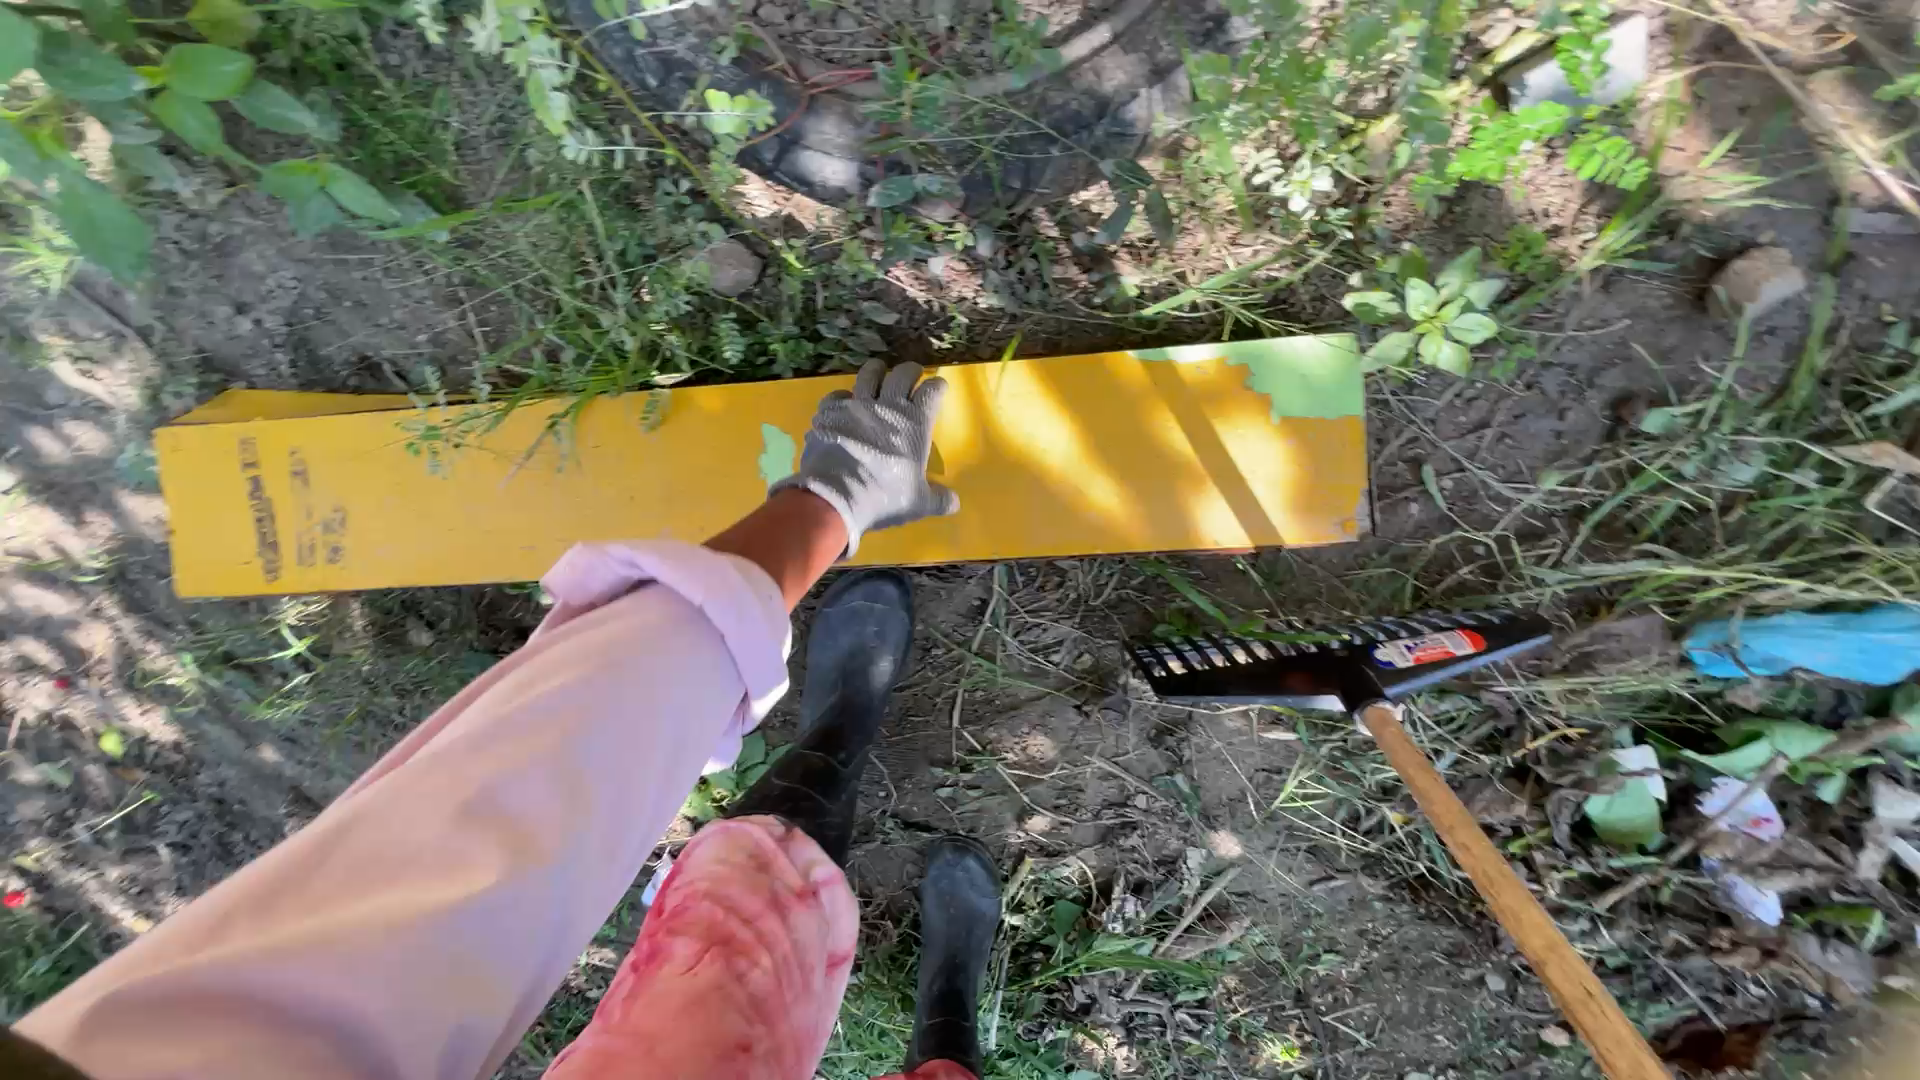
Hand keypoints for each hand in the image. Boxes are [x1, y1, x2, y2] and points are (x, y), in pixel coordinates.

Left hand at [771, 359, 957, 555]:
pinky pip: (838, 394)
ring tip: (879, 371)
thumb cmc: (885, 496)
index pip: (932, 392)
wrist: (836, 495)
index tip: (938, 387)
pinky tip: (844, 402)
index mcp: (915, 423)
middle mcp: (888, 406)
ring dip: (877, 371)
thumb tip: (954, 503)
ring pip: (869, 375)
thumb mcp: (918, 503)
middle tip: (912, 373)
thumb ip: (938, 499)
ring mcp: (857, 406)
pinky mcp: (830, 411)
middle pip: (902, 374)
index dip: (937, 387)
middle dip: (910, 370)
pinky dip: (843, 396)